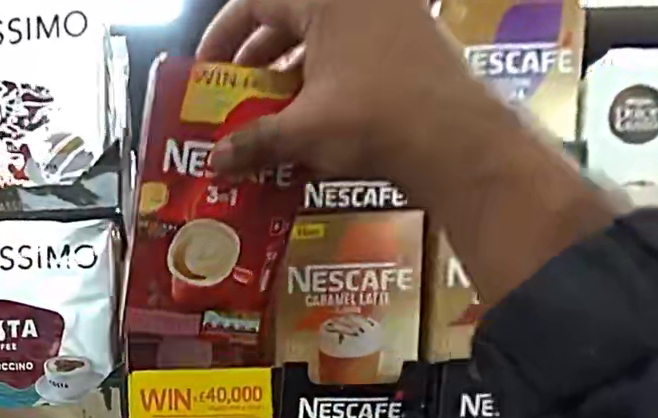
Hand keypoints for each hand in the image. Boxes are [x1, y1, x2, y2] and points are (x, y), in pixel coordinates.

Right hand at [197, 0, 619, 304]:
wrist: (452, 138)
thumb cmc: (371, 118)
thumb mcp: (303, 131)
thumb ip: (254, 141)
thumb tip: (215, 162)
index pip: (256, 1)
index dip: (222, 38)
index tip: (205, 75)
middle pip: (287, 21)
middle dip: (255, 67)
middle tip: (233, 105)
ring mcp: (383, 19)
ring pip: (318, 45)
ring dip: (286, 84)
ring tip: (264, 125)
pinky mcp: (402, 48)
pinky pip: (345, 60)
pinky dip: (320, 90)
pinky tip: (306, 129)